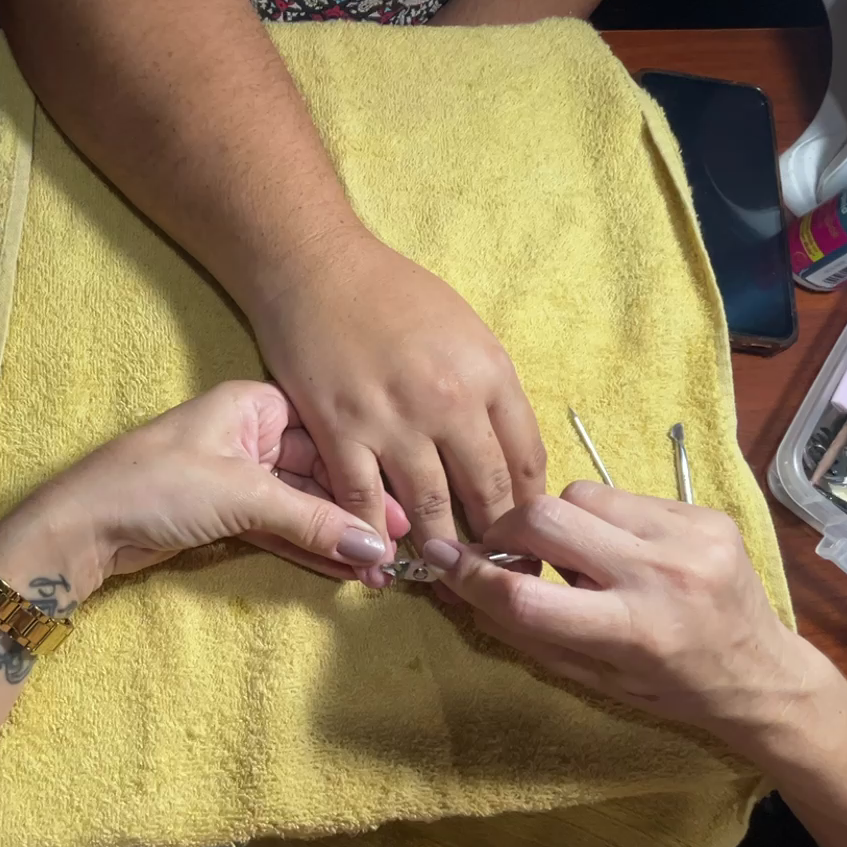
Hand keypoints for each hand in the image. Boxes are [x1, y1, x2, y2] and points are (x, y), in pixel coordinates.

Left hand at [0, 381, 408, 596]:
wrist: (86, 525)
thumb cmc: (160, 485)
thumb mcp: (244, 495)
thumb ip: (313, 520)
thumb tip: (377, 548)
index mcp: (253, 406)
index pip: (327, 434)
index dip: (366, 473)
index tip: (404, 512)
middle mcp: (249, 435)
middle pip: (317, 473)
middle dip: (354, 514)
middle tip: (398, 552)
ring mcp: (236, 476)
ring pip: (299, 506)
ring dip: (333, 537)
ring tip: (376, 571)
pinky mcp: (223, 512)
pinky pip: (276, 527)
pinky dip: (304, 548)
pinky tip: (339, 570)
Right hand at [249, 231, 546, 579]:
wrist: (316, 269)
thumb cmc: (390, 293)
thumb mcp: (463, 329)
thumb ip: (485, 388)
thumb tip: (496, 447)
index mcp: (489, 373)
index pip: (525, 461)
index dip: (529, 509)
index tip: (526, 537)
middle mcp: (449, 402)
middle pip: (485, 492)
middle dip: (495, 543)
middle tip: (497, 576)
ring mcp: (392, 420)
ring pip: (428, 507)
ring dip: (439, 549)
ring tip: (447, 577)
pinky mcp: (340, 431)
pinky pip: (362, 499)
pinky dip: (372, 534)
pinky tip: (378, 557)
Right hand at [420, 481, 836, 743]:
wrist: (764, 674)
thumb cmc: (664, 687)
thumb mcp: (584, 676)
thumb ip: (516, 626)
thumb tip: (453, 581)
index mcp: (633, 631)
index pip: (527, 595)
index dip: (471, 575)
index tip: (438, 558)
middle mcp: (664, 576)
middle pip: (546, 519)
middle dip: (507, 532)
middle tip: (506, 553)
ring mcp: (691, 537)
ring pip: (577, 495)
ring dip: (555, 523)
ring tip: (573, 556)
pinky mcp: (705, 514)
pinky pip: (616, 495)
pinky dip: (597, 519)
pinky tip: (615, 548)